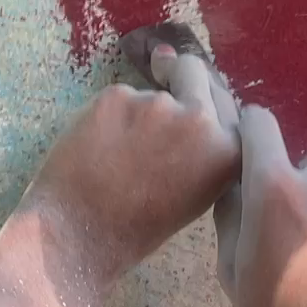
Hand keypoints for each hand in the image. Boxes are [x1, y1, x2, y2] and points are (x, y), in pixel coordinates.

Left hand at [19, 45, 239, 300]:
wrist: (78, 235)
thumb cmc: (137, 228)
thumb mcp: (195, 194)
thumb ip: (206, 151)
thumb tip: (198, 104)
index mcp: (228, 152)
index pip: (226, 104)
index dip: (207, 99)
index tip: (192, 100)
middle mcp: (200, 120)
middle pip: (195, 71)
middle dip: (180, 74)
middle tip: (161, 79)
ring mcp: (157, 104)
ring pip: (151, 92)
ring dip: (141, 109)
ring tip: (119, 150)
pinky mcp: (116, 95)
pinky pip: (119, 97)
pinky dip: (110, 114)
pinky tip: (97, 145)